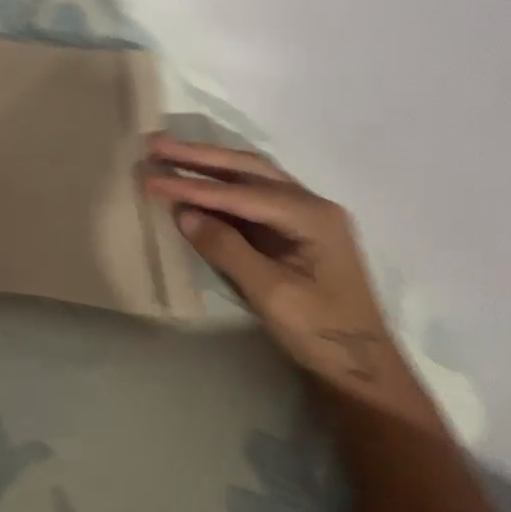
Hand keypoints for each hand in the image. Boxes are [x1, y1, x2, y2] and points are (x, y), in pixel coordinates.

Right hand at [144, 135, 439, 423]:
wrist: (359, 366)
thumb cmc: (320, 331)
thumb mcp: (272, 293)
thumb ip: (227, 249)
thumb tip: (183, 214)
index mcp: (313, 216)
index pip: (241, 192)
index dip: (193, 185)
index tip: (151, 178)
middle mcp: (311, 206)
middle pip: (248, 169)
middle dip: (200, 156)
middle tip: (155, 145)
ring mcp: (302, 218)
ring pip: (250, 179)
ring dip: (208, 166)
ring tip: (167, 154)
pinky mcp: (290, 233)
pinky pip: (250, 200)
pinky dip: (218, 189)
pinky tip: (193, 186)